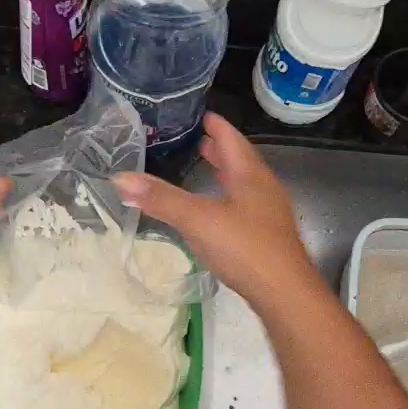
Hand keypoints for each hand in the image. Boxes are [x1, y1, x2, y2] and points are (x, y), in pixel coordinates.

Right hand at [114, 113, 324, 312]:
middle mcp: (263, 188)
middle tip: (198, 139)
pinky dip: (228, 198)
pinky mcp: (268, 237)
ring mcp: (269, 214)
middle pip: (240, 160)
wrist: (286, 295)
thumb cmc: (246, 248)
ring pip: (245, 184)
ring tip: (206, 168)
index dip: (216, 124)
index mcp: (250, 175)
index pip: (231, 138)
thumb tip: (121, 179)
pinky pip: (246, 206)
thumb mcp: (198, 220)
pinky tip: (217, 212)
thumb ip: (161, 199)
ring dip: (226, 173)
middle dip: (219, 148)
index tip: (200, 113)